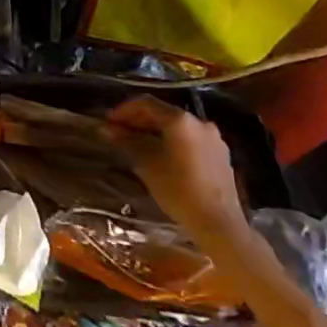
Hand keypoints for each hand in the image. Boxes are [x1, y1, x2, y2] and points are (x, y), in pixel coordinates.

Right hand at [105, 96, 247, 242]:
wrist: (219, 224)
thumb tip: (107, 128)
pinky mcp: (220, 154)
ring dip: (154, 131)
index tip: (109, 122)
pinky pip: (189, 139)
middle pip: (162, 113)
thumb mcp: (147, 165)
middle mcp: (199, 122)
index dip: (124, 110)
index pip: (146, 103)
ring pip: (176, 126)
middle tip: (119, 132)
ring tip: (137, 144)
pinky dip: (171, 141)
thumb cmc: (179, 191)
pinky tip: (161, 155)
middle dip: (138, 120)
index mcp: (180, 120)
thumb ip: (127, 141)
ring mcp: (213, 138)